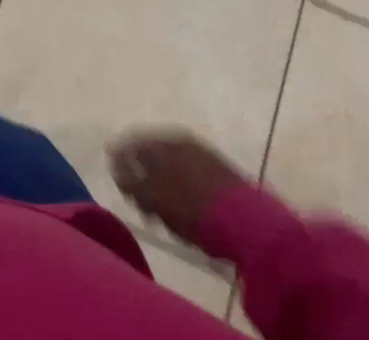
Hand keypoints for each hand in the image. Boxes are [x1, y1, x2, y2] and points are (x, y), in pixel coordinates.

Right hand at [109, 130, 246, 250]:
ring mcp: (205, 156)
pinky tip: (183, 210)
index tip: (120, 187)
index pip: (130, 144)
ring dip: (161, 186)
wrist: (254, 228)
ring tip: (161, 212)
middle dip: (141, 176)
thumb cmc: (195, 210)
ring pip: (170, 167)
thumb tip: (114, 164)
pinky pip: (189, 177)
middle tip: (141, 203)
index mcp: (165, 140)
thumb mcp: (153, 197)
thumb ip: (129, 179)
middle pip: (151, 155)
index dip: (120, 163)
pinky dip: (180, 190)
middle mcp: (184, 140)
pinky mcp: (222, 173)